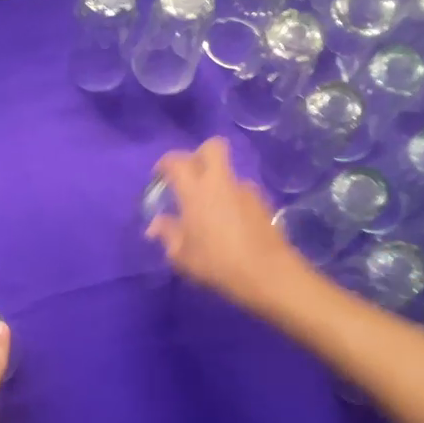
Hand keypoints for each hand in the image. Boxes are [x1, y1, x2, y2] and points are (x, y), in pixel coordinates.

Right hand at [147, 138, 304, 309]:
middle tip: (189, 178)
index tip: (159, 176)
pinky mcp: (262, 203)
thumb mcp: (182, 255)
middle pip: (212, 148)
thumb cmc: (217, 264)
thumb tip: (156, 224)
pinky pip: (240, 193)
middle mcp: (221, 182)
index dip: (165, 163)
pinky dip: (231, 201)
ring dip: (216, 184)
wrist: (267, 274)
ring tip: (209, 212)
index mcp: (196, 191)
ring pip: (227, 174)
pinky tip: (229, 226)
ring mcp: (245, 191)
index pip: (177, 161)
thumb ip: (167, 234)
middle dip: (198, 156)